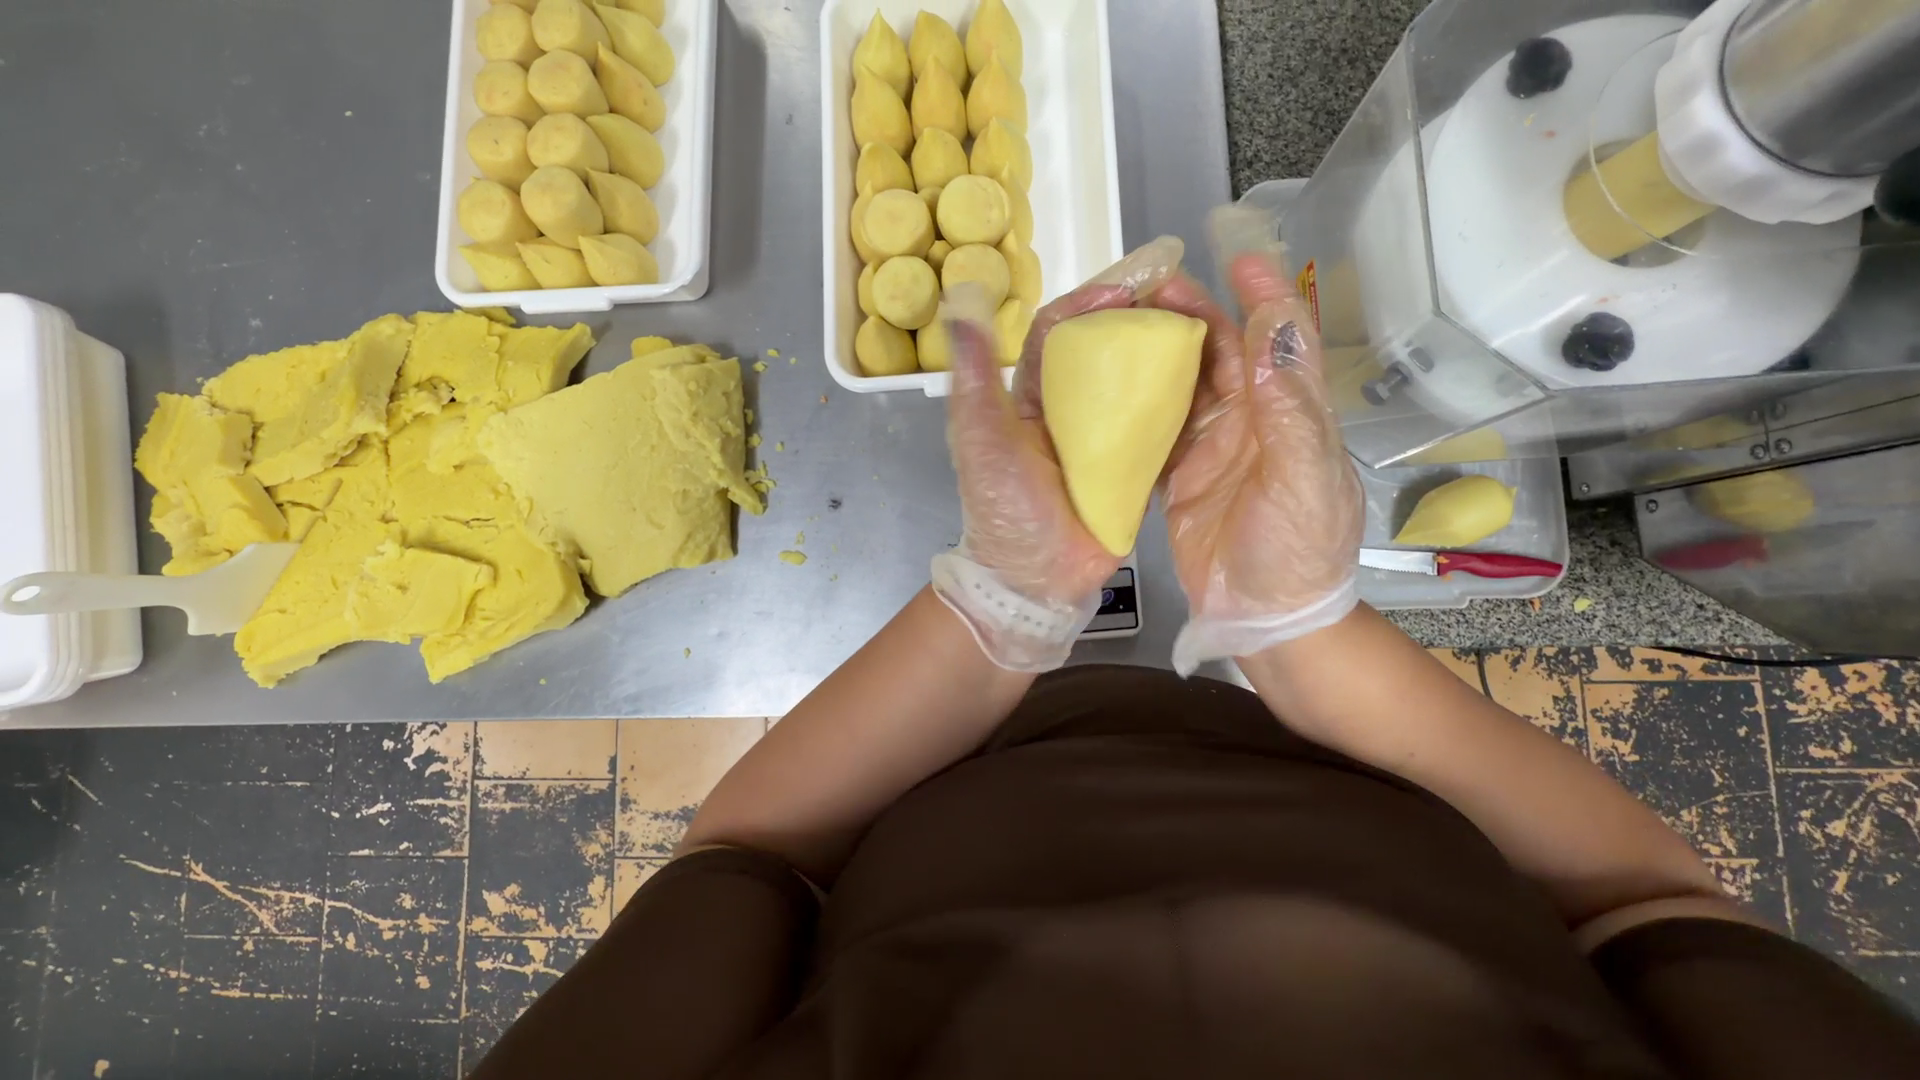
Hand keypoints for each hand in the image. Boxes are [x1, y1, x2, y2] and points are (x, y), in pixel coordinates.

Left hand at [933, 239, 1183, 670]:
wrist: (1034, 582)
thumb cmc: (1004, 511)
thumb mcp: (980, 439)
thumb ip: (975, 375)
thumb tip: (962, 298)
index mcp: (1031, 395)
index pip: (1060, 330)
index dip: (1091, 301)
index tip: (1129, 285)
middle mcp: (1071, 408)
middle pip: (1108, 347)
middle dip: (1141, 316)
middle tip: (1183, 291)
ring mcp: (1107, 437)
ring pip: (1142, 380)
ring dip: (1171, 352)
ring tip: (1210, 325)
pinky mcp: (1136, 465)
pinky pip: (1166, 424)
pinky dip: (1188, 400)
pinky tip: (1221, 378)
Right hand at [1151, 233, 1365, 673]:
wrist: (1267, 618)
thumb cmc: (1297, 549)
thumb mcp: (1303, 478)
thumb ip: (1287, 407)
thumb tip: (1269, 328)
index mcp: (1290, 414)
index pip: (1281, 338)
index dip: (1262, 295)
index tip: (1236, 257)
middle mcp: (1253, 421)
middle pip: (1223, 352)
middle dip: (1193, 314)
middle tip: (1150, 288)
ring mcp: (1214, 448)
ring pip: (1186, 384)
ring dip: (1159, 353)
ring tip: (1121, 325)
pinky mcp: (1181, 476)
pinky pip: (1157, 429)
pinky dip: (1135, 405)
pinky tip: (1107, 386)